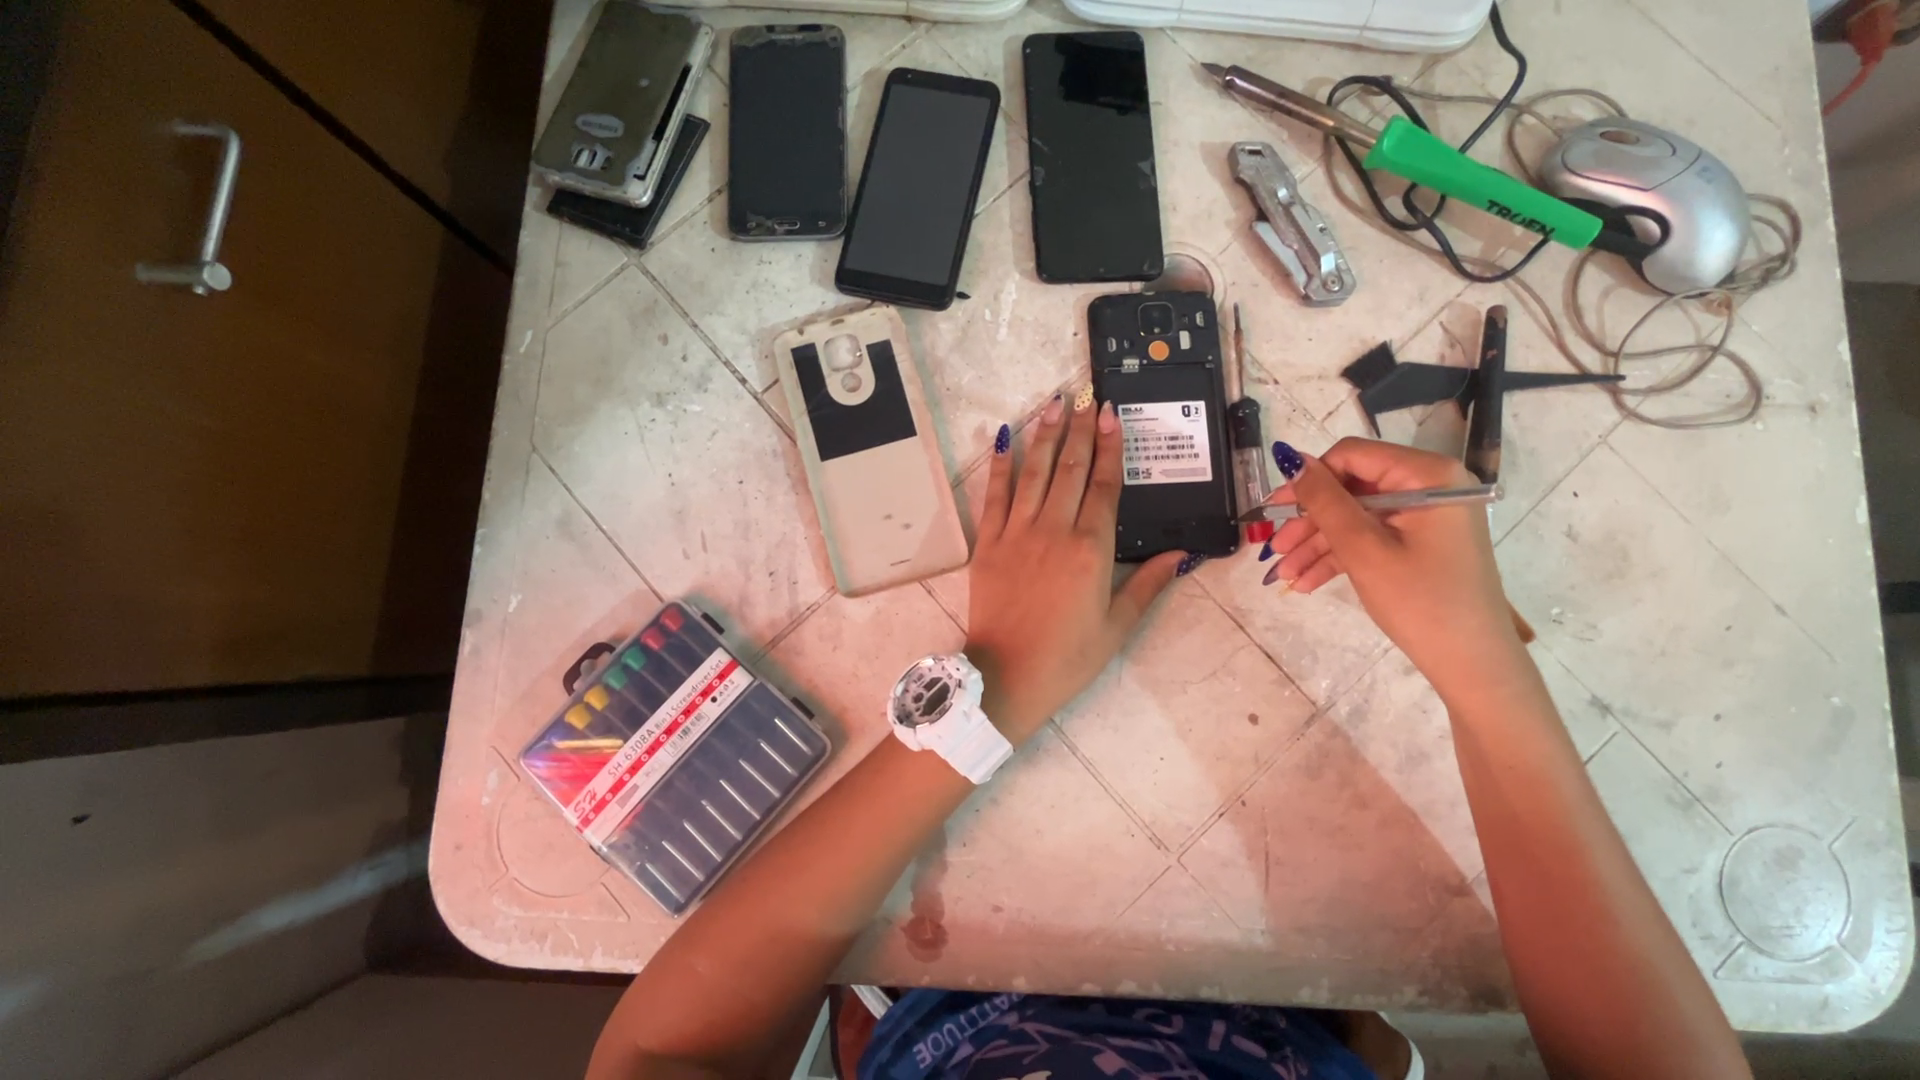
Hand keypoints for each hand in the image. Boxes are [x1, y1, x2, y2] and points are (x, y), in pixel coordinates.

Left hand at [965, 389, 1186, 743]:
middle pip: (1069, 470)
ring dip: (1045, 435)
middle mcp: (1054, 531)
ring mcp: (1016, 534)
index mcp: (1091, 550)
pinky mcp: (986, 544)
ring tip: (1053, 403)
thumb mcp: (1116, 627)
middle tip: (1086, 396)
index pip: (1104, 486)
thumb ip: (1147, 585)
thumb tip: (1182, 555)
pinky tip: (1005, 438)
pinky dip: (1000, 465)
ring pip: (1033, 473)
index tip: (1111, 415)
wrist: (1005, 678)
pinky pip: (994, 495)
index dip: (1109, 448)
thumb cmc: (1067, 658)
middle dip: (1079, 430)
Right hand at [1262, 437, 1524, 699]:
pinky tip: (1306, 583)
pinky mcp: (1421, 544)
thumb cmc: (1420, 600)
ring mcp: (1426, 518)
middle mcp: (1430, 486)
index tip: (1273, 508)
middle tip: (1273, 548)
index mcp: (1427, 475)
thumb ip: (1324, 500)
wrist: (1473, 663)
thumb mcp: (1363, 548)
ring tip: (1283, 575)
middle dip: (1309, 521)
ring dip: (1317, 545)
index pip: (1352, 456)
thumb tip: (1290, 460)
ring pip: (1356, 518)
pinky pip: (1371, 539)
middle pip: (1351, 489)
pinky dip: (1340, 558)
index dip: (1310, 479)